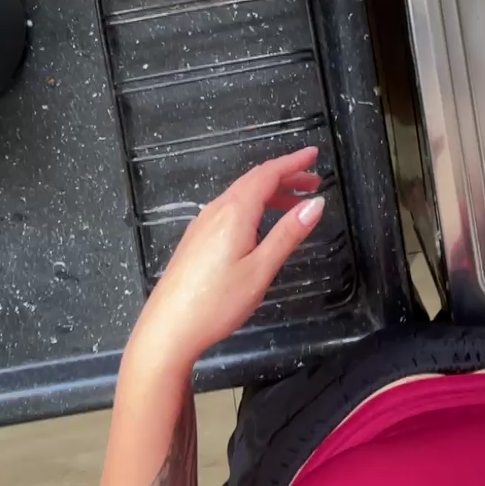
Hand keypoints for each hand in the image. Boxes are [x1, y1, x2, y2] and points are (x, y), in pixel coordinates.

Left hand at [125, 148, 325, 373]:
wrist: (167, 331)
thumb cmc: (218, 302)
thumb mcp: (261, 269)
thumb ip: (288, 233)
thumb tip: (316, 203)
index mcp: (234, 212)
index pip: (268, 174)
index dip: (293, 162)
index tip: (314, 154)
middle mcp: (216, 210)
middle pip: (254, 181)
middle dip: (285, 176)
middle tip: (313, 181)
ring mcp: (202, 224)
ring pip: (241, 195)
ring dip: (270, 193)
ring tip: (295, 204)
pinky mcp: (196, 239)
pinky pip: (230, 209)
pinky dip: (254, 206)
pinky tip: (262, 225)